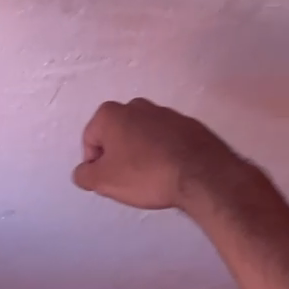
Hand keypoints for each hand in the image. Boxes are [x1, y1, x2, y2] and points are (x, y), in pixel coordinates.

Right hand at [72, 99, 252, 212]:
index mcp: (110, 114)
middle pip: (117, 135)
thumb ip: (83, 175)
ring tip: (153, 179)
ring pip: (144, 136)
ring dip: (143, 154)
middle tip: (129, 180)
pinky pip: (169, 141)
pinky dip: (166, 154)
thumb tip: (83, 172)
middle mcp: (136, 106)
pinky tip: (172, 173)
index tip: (110, 181)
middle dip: (120, 156)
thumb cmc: (147, 174)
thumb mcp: (104, 181)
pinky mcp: (191, 126)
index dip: (96, 165)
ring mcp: (166, 113)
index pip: (90, 141)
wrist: (204, 176)